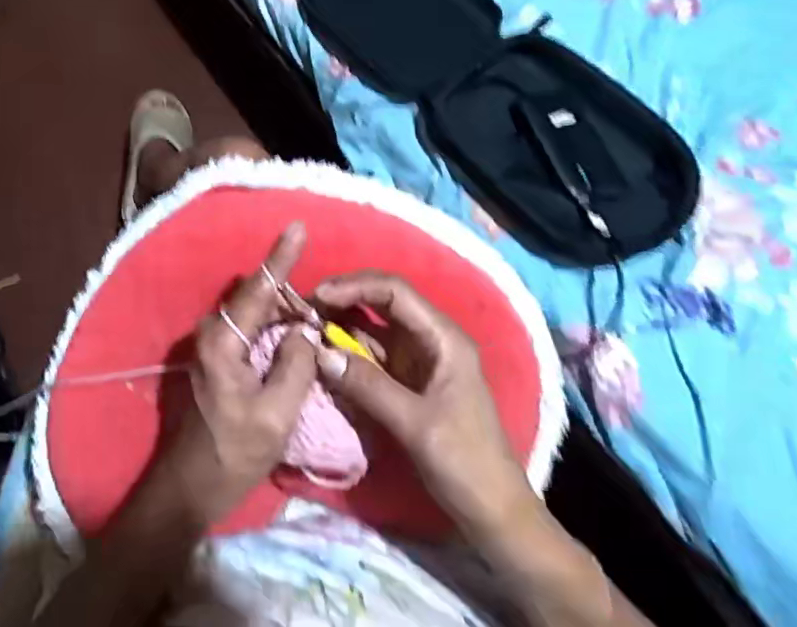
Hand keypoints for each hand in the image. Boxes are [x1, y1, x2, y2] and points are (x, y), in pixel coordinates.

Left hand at [157, 222, 321, 524]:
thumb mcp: (276, 413)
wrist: (194, 483)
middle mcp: (214, 332)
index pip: (258, 289)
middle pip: (259, 298)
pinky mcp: (220, 358)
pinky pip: (253, 330)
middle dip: (293, 294)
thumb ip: (295, 365)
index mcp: (224, 340)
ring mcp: (215, 344)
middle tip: (328, 302)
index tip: (297, 227)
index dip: (280, 257)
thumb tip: (307, 330)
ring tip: (320, 318)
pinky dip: (277, 328)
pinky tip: (300, 336)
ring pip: (257, 314)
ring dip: (286, 313)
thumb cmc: (234, 451)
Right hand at [311, 271, 534, 537]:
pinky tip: (322, 350)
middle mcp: (429, 338)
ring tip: (306, 323)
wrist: (492, 511)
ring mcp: (416, 358)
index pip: (394, 292)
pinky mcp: (405, 379)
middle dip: (343, 298)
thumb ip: (368, 385)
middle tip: (305, 306)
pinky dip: (345, 349)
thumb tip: (319, 352)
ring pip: (372, 326)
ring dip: (340, 322)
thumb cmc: (464, 462)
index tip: (319, 295)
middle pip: (381, 301)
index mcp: (443, 338)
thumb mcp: (415, 424)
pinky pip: (370, 353)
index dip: (355, 286)